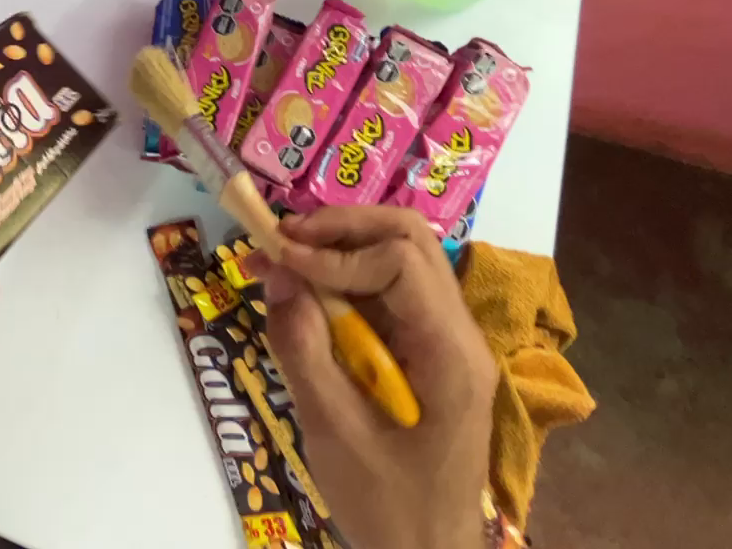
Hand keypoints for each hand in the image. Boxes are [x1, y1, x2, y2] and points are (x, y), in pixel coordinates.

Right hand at [255, 207, 495, 548]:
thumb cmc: (386, 504)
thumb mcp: (332, 428)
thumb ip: (302, 346)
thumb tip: (276, 273)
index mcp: (448, 353)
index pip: (400, 261)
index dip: (335, 253)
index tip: (280, 266)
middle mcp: (454, 332)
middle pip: (407, 238)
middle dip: (339, 227)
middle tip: (280, 240)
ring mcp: (440, 338)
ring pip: (396, 253)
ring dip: (335, 243)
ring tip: (279, 256)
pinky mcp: (418, 348)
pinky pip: (382, 286)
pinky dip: (337, 273)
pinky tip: (299, 288)